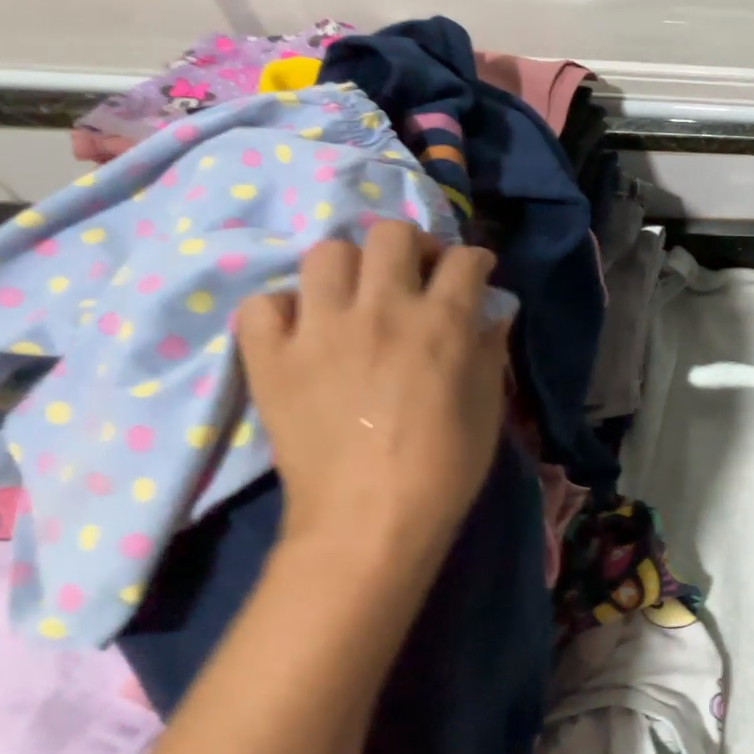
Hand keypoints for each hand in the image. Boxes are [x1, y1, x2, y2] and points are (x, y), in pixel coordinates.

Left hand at [237, 221, 509, 564]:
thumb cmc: (448, 462)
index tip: (475, 277)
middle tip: (415, 277)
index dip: (476, 263)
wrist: (370, 518)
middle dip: (412, 247)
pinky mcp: (271, 358)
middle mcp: (382, 310)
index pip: (466, 258)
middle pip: (392, 234)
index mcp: (444, 321)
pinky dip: (285, 310)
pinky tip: (305, 330)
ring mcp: (320, 330)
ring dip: (350, 268)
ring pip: (327, 253)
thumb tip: (489, 315)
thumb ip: (489, 347)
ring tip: (357, 297)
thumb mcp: (489, 400)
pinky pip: (263, 304)